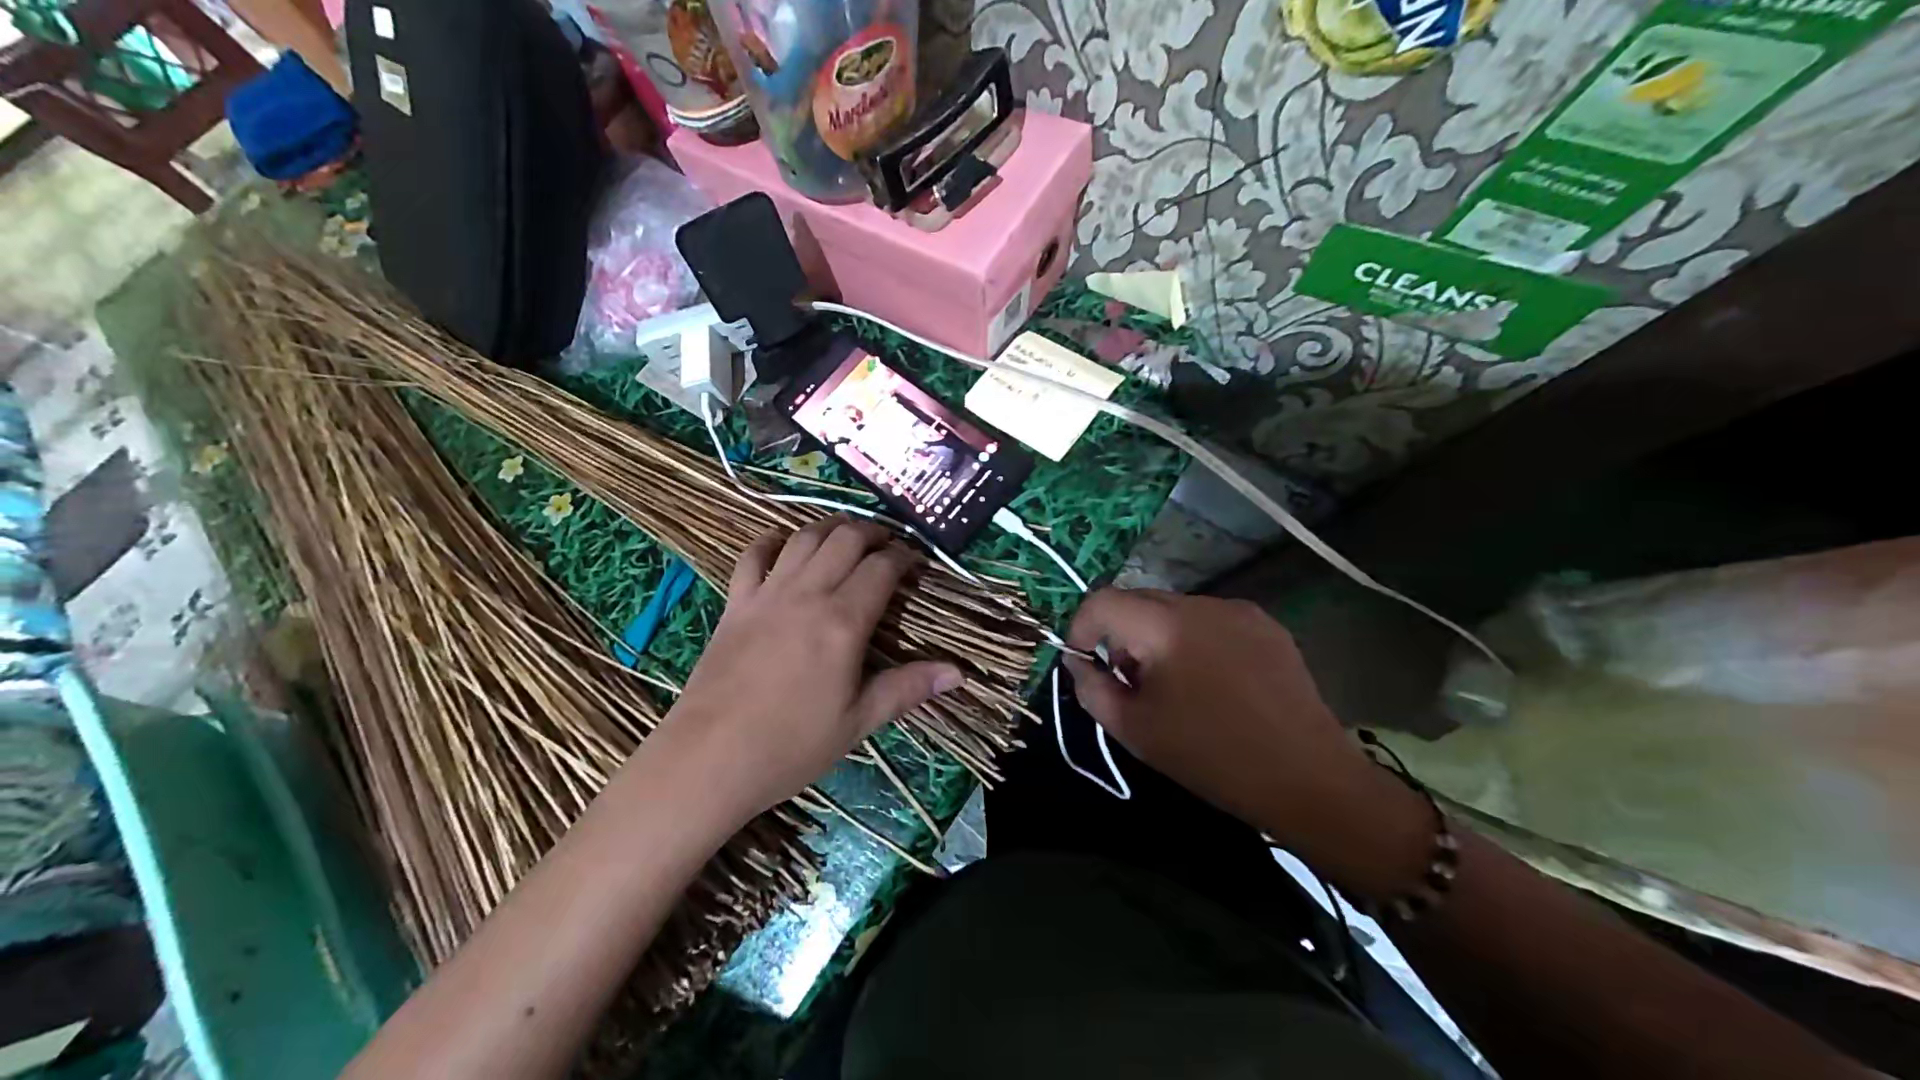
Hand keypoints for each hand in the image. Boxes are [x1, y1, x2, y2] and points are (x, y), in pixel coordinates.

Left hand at [654, 518, 963, 822]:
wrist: (710, 758)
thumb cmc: (791, 745)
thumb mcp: (858, 721)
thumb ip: (908, 689)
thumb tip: (958, 674)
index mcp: (843, 622)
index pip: (881, 568)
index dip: (904, 557)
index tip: (916, 563)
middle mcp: (807, 594)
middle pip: (844, 539)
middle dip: (872, 532)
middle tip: (888, 545)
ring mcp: (766, 595)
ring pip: (803, 538)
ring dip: (830, 528)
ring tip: (847, 535)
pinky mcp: (735, 604)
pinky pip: (752, 556)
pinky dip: (771, 541)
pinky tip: (783, 543)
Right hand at [1063, 588, 1420, 884]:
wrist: (1307, 779)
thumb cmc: (1210, 757)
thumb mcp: (1133, 729)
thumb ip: (1091, 687)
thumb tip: (1079, 660)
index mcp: (1165, 626)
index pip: (1101, 601)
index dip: (1080, 628)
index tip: (1084, 662)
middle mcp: (1202, 603)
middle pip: (1138, 601)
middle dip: (1120, 634)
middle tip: (1128, 680)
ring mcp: (1239, 610)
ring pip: (1174, 610)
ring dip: (1157, 637)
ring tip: (1174, 685)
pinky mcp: (1267, 625)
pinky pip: (1210, 620)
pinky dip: (1194, 640)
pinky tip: (1212, 682)